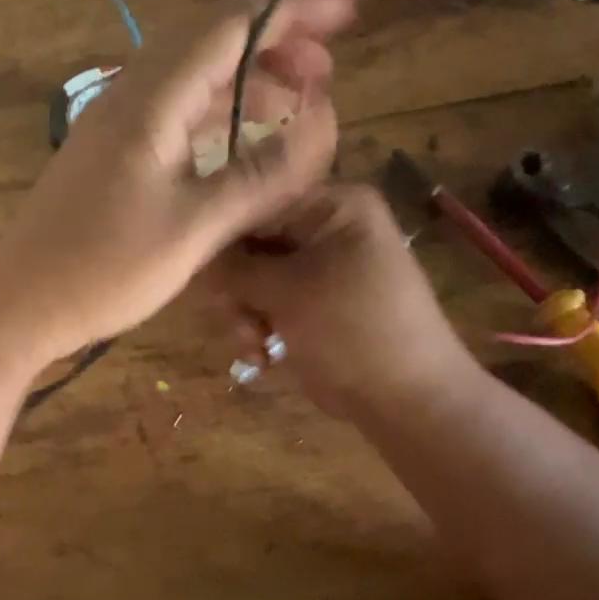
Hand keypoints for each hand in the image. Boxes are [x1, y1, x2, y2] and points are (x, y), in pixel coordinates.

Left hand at [0, 0, 355, 364]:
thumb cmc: (101, 272)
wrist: (14, 310)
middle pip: (206, 44)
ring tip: (289, 109)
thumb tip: (322, 128)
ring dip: (239, 85)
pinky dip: (207, 119)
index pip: (230, 25)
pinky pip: (163, 118)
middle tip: (322, 77)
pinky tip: (228, 148)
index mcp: (151, 102)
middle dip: (271, 46)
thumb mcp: (193, 229)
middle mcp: (125, 101)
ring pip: (184, 83)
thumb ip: (260, 177)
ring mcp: (106, 133)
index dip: (294, 13)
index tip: (347, 21)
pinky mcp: (97, 165)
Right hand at [200, 184, 475, 416]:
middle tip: (242, 325)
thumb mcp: (287, 292)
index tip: (204, 279)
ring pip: (252, 282)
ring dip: (244, 319)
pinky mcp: (311, 305)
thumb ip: (234, 268)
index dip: (223, 241)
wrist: (404, 395)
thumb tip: (193, 255)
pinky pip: (266, 306)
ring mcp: (319, 269)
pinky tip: (263, 357)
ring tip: (256, 349)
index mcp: (332, 205)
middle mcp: (325, 228)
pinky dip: (258, 332)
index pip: (254, 204)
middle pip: (249, 246)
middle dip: (237, 292)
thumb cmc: (351, 330)